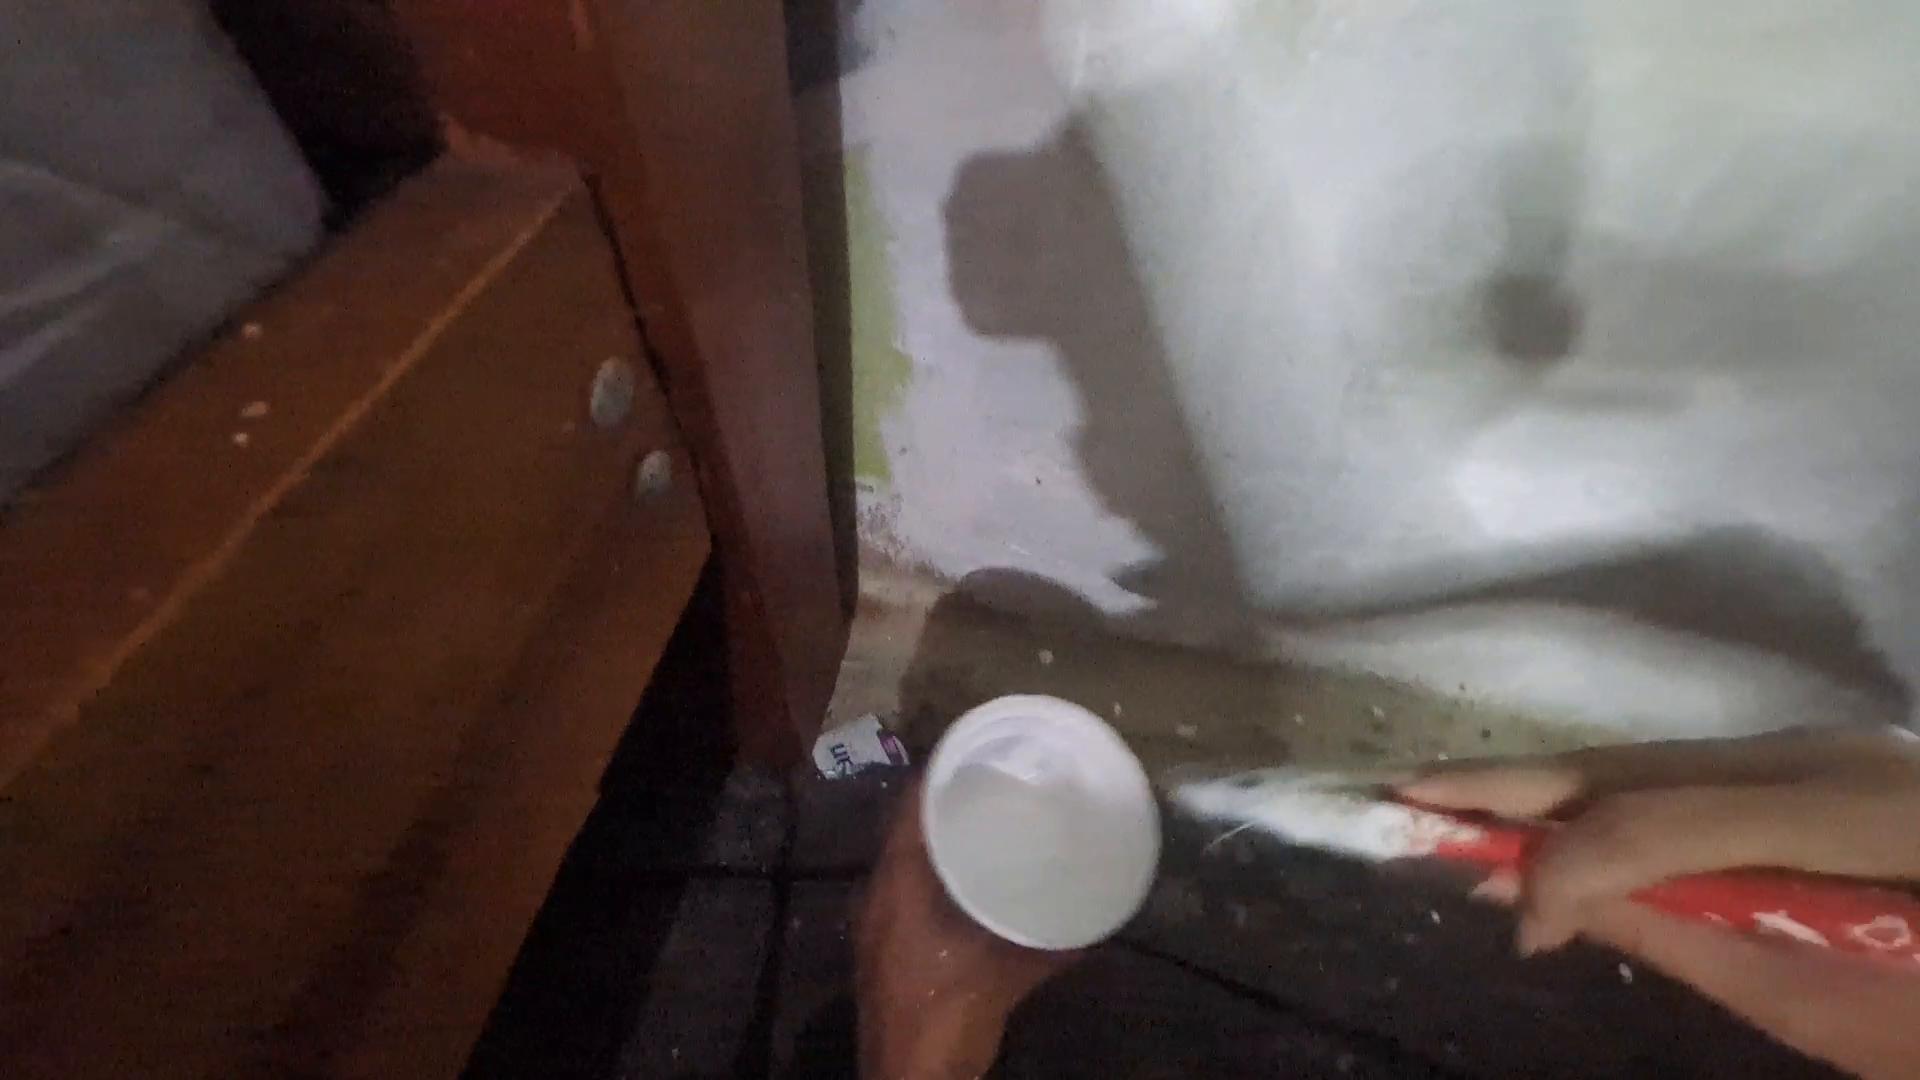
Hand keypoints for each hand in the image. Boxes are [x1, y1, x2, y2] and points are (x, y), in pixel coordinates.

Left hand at [855, 780, 1080, 1079]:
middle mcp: (880, 894)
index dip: (937, 777)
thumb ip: (1048, 946)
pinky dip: (933, 874)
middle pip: (908, 831)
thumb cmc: (945, 1015)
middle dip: (943, 807)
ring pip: (906, 860)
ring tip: (981, 823)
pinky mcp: (885, 947)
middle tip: (987, 786)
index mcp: (897, 885)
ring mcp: (879, 921)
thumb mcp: (1003, 976)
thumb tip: (1092, 923)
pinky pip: (907, 888)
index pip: (911, 810)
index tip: (971, 756)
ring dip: (936, 840)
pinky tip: (966, 882)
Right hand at [1399, 728, 1919, 1079]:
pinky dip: (1576, 794)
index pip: (1671, 825)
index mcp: (1849, 813)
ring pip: (1627, 759)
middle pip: (1622, 766)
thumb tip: (1536, 907)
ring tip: (1440, 799)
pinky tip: (1522, 807)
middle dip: (1501, 783)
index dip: (1574, 866)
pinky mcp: (1780, 756)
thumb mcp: (1841, 1010)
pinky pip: (1653, 771)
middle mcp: (1811, 754)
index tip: (1521, 927)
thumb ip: (1684, 942)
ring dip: (1524, 784)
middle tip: (1400, 793)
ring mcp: (1797, 746)